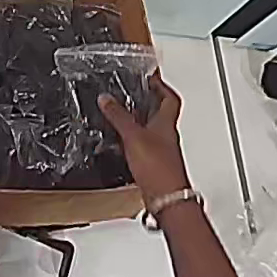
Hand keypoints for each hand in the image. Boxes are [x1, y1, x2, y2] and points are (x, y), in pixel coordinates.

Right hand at [97, 78, 191, 201]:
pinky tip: (125, 142)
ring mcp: (161, 150)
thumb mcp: (133, 136)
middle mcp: (166, 135)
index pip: (169, 97)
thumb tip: (107, 99)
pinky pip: (145, 145)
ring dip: (141, 120)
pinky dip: (135, 139)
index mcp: (166, 122)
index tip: (152, 77)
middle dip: (150, 101)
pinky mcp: (154, 164)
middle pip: (161, 112)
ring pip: (152, 129)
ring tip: (127, 113)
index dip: (161, 85)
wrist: (166, 199)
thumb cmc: (159, 168)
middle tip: (138, 92)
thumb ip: (119, 116)